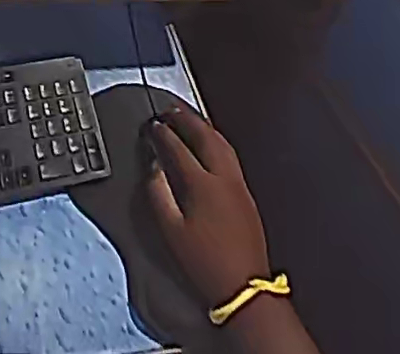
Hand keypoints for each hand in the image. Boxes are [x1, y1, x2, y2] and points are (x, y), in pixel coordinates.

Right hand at [144, 105, 269, 304]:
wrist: (244, 289)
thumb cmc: (204, 262)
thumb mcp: (170, 229)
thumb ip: (158, 193)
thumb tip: (153, 168)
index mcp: (202, 185)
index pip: (178, 148)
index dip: (162, 133)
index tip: (152, 125)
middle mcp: (224, 179)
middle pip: (205, 137)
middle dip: (186, 119)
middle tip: (171, 109)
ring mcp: (239, 186)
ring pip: (223, 144)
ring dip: (204, 127)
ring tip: (189, 118)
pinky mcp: (247, 195)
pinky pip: (230, 156)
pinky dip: (216, 140)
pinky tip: (209, 142)